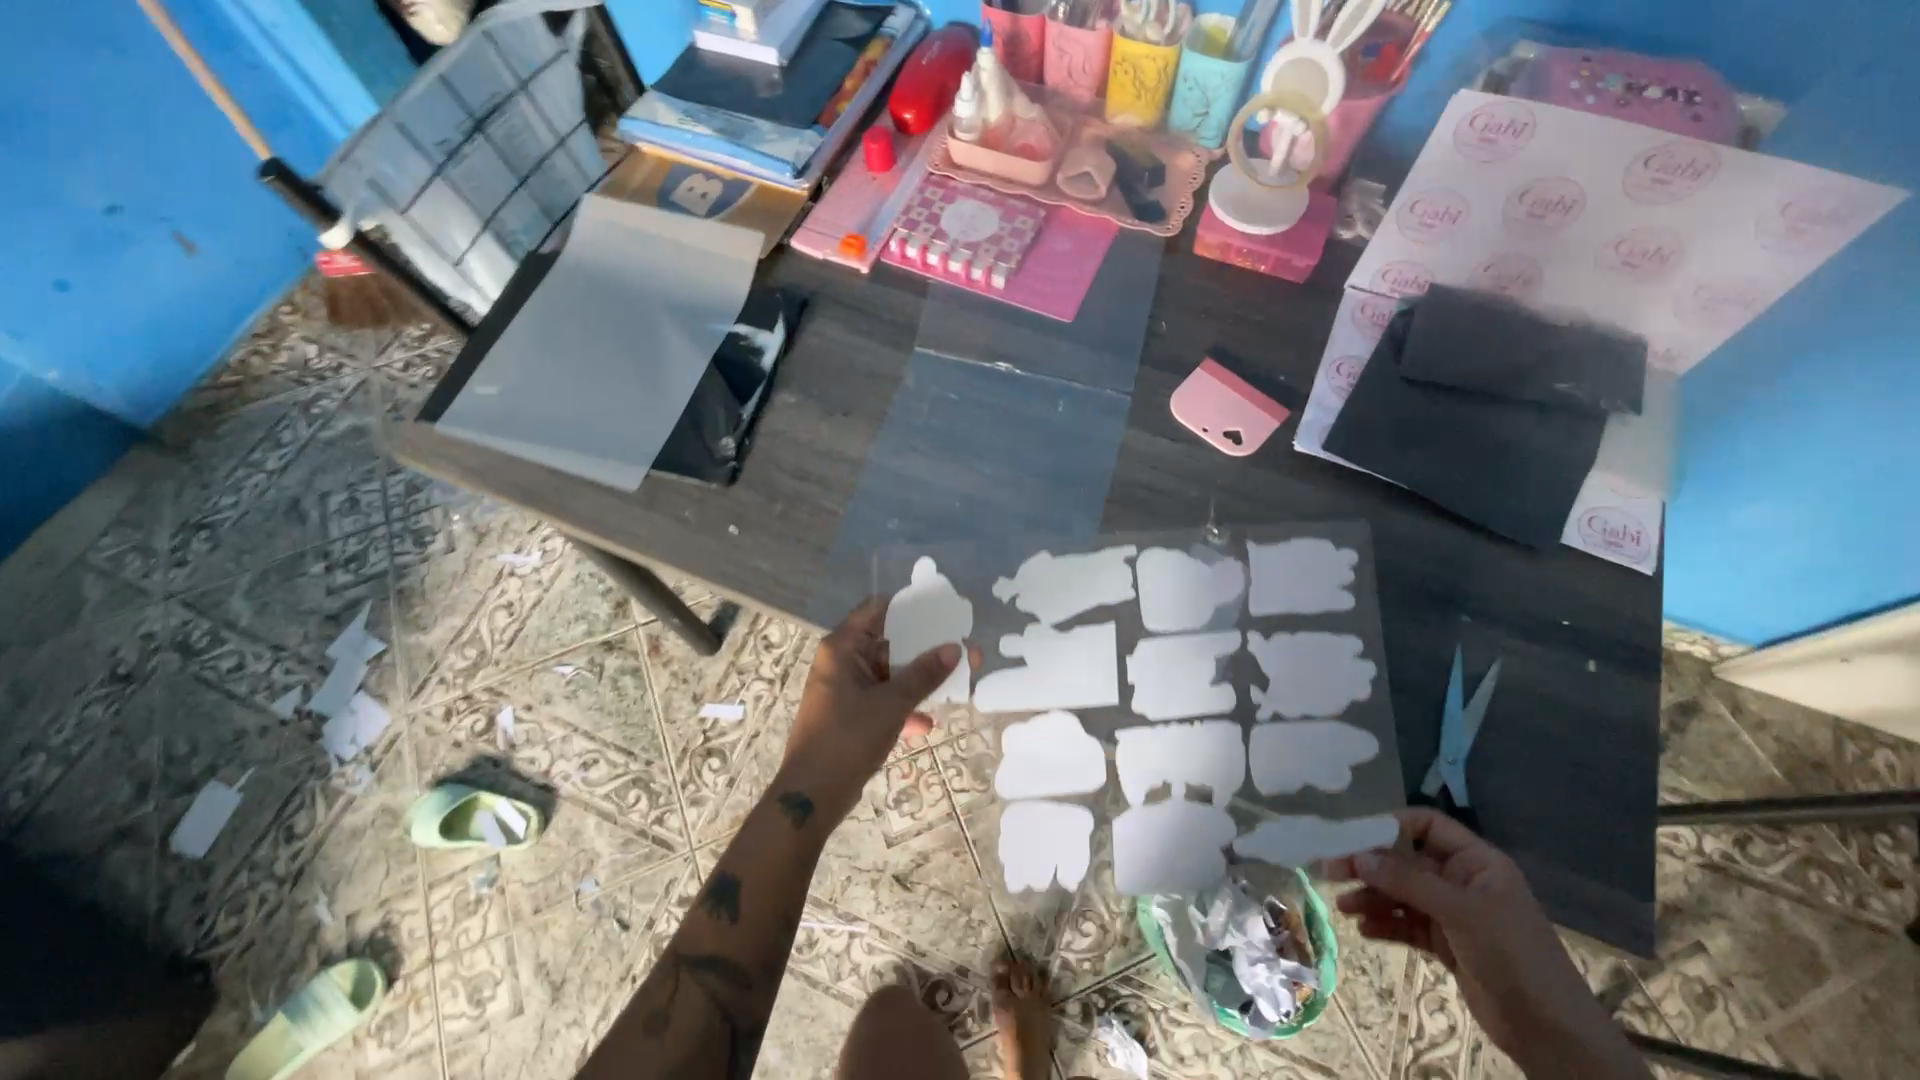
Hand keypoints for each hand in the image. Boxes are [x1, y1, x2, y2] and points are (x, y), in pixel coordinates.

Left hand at [776, 599, 965, 824]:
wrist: (813, 793)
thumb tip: (955, 647)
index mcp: (842, 647)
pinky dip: (903, 706)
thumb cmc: (848, 738)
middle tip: (962, 650)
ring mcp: (845, 688)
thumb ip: (924, 674)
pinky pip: (882, 698)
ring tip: (958, 683)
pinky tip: (927, 723)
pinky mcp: (850, 714)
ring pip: (888, 673)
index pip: (878, 609)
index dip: (910, 607)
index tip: (943, 612)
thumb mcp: (892, 704)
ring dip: (919, 679)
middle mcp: (841, 661)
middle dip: (925, 648)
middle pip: (888, 641)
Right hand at [1324, 809, 1645, 1078]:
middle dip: (1370, 865)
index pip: (1428, 825)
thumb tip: (1359, 856)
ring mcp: (1453, 915)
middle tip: (1330, 871)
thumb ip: (1409, 882)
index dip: (1391, 824)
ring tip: (1342, 907)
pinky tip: (1363, 930)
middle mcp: (1462, 882)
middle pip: (1406, 861)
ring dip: (1371, 897)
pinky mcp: (1446, 945)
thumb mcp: (1462, 912)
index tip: (1352, 834)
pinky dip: (1384, 925)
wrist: (1550, 1032)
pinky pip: (1406, 925)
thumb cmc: (1514, 957)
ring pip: (1402, 894)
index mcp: (1477, 862)